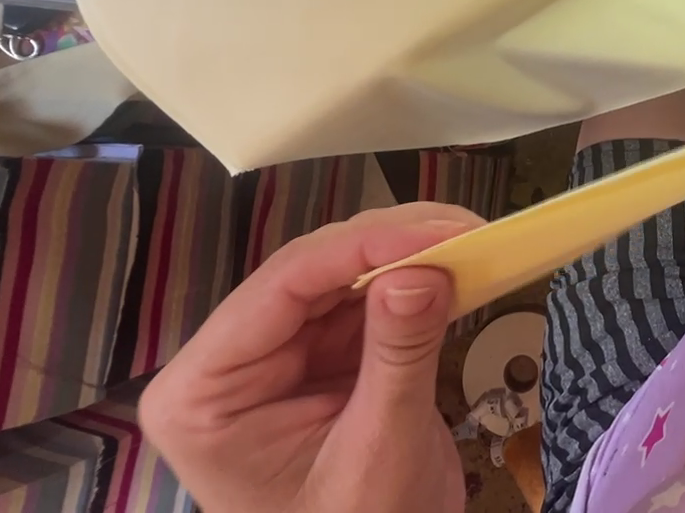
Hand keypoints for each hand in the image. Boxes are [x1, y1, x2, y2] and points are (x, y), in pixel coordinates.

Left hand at [141, 204, 484, 512]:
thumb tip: (424, 269)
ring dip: (413, 251)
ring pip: (348, 268)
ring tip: (476, 244)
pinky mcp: (327, 350)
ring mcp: (282, 351)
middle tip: (473, 233)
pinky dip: (419, 277)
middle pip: (315, 266)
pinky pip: (372, 293)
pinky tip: (461, 269)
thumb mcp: (380, 453)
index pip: (284, 285)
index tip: (444, 231)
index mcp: (207, 391)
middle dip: (396, 242)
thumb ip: (399, 356)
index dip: (365, 245)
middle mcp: (235, 358)